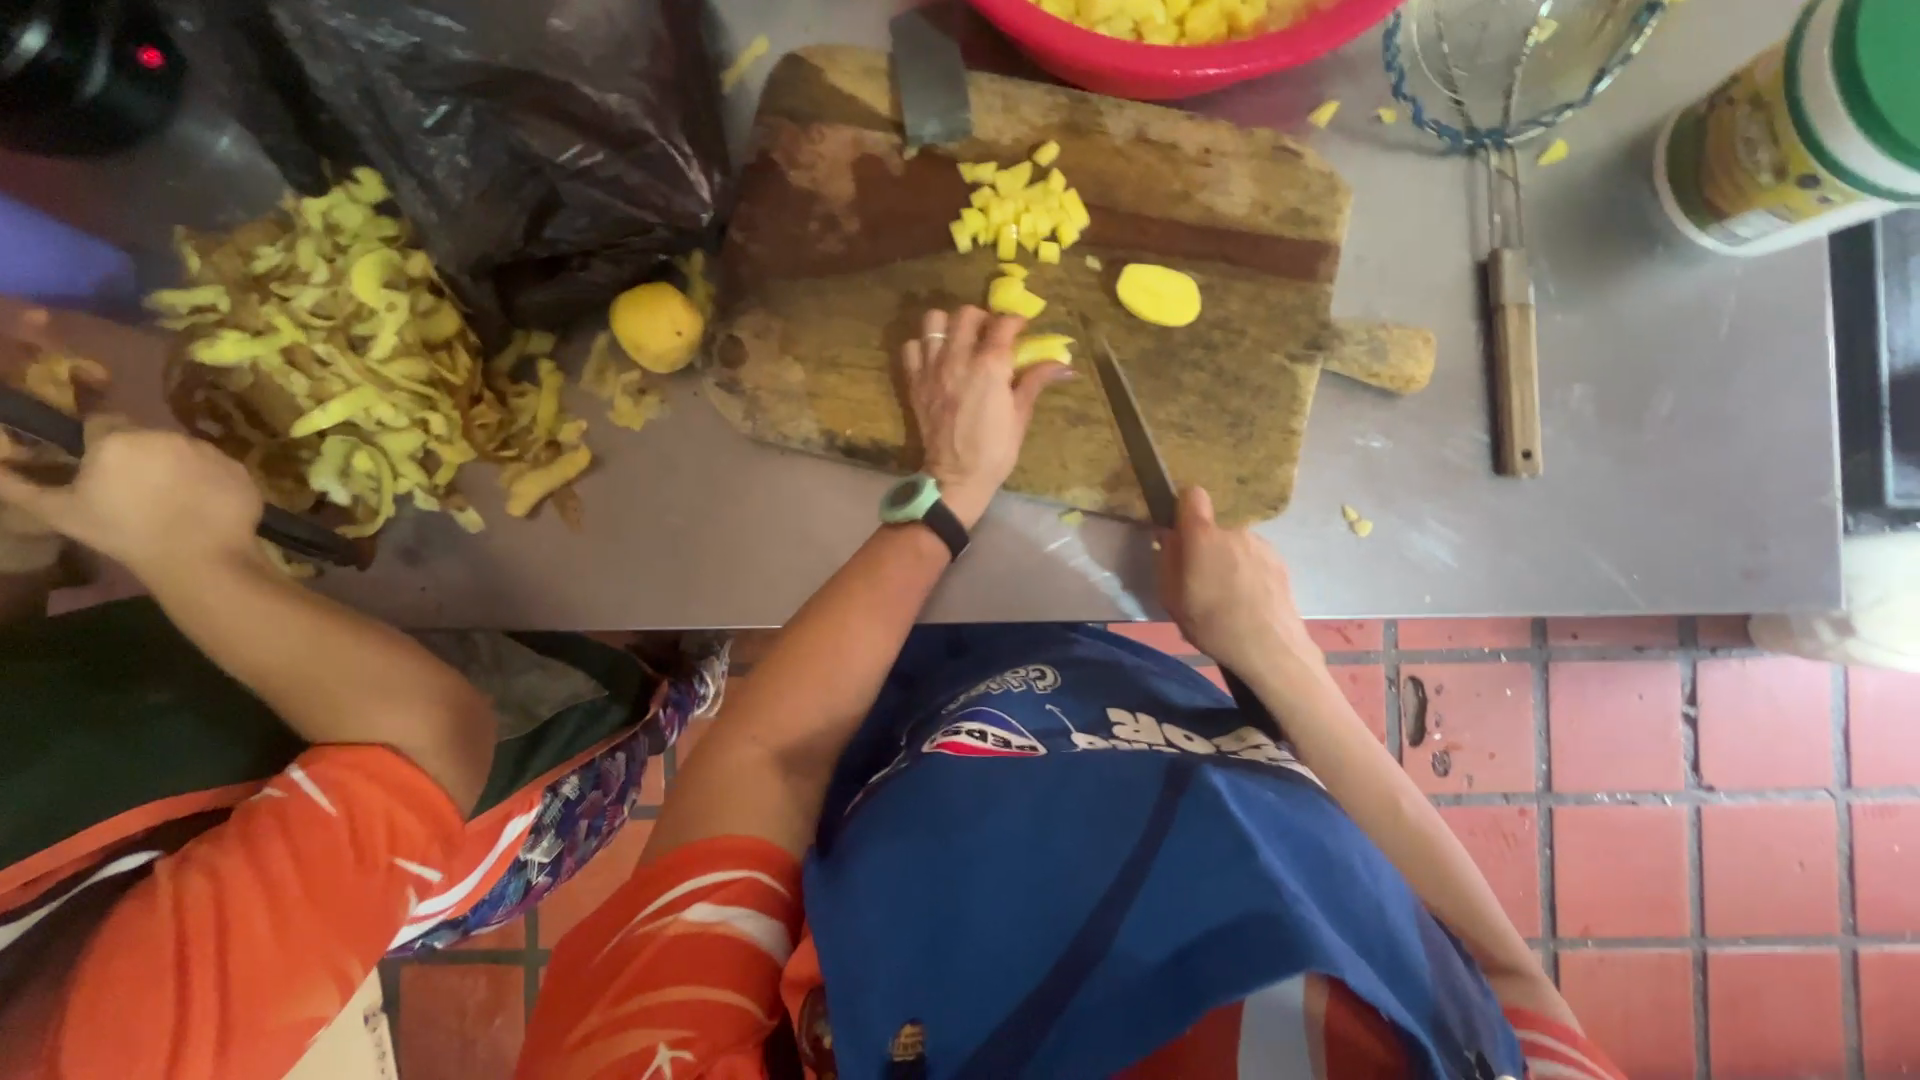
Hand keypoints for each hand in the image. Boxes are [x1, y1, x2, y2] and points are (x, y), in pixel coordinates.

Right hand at [0, 421, 263, 580]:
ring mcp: (209, 451)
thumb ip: (16, 485)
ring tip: (174, 501)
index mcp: (117, 439)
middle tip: (139, 491)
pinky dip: (210, 481)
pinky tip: (203, 505)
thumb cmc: (122, 532)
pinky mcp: (241, 468)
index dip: (100, 443)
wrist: (199, 555)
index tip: (104, 467)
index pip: (102, 423)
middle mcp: (166, 436)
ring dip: (176, 467)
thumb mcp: (58, 511)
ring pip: (184, 451)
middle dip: (140, 456)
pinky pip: (218, 468)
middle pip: (146, 438)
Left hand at [901, 307, 1072, 527]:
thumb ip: (1036, 381)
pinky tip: (936, 357)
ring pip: (934, 322)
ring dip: (949, 325)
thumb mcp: (1020, 415)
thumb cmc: (995, 450)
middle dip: (981, 317)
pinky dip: (923, 345)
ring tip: (959, 339)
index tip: (1021, 327)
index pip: (1003, 324)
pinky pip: (912, 347)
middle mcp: (958, 359)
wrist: (956, 477)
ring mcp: (932, 368)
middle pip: (966, 314)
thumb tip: (1065, 365)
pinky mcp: (915, 382)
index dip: (1015, 321)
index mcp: (990, 366)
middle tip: (989, 333)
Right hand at [1158, 486, 1323, 677]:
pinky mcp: (1279, 561)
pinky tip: (1249, 601)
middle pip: (1213, 528)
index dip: (1183, 508)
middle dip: (1205, 546)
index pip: (1193, 495)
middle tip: (1201, 580)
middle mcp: (1234, 530)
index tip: (1179, 531)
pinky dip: (1248, 572)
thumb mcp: (1170, 597)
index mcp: (1203, 535)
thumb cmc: (1211, 623)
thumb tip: (1169, 535)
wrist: (1270, 647)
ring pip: (1234, 544)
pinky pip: (1253, 558)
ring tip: (1228, 596)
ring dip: (1228, 560)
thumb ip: (1167, 559)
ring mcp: (1260, 544)